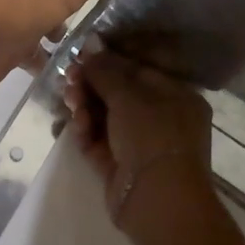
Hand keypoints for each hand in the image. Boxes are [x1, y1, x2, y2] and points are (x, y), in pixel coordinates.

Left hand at [0, 0, 179, 95]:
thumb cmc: (19, 0)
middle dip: (113, 10)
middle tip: (154, 36)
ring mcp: (25, 23)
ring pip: (62, 30)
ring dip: (85, 41)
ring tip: (123, 66)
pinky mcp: (10, 54)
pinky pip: (41, 60)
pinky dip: (58, 70)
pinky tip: (79, 86)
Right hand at [64, 47, 212, 236]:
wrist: (158, 202)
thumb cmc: (153, 136)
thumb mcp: (129, 95)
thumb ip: (105, 70)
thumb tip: (90, 42)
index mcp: (175, 97)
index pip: (138, 71)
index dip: (108, 62)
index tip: (80, 55)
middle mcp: (160, 119)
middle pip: (118, 94)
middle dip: (91, 85)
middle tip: (69, 79)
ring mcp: (140, 145)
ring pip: (105, 118)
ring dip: (85, 107)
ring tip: (71, 103)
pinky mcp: (120, 168)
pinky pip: (99, 142)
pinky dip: (86, 132)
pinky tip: (76, 126)